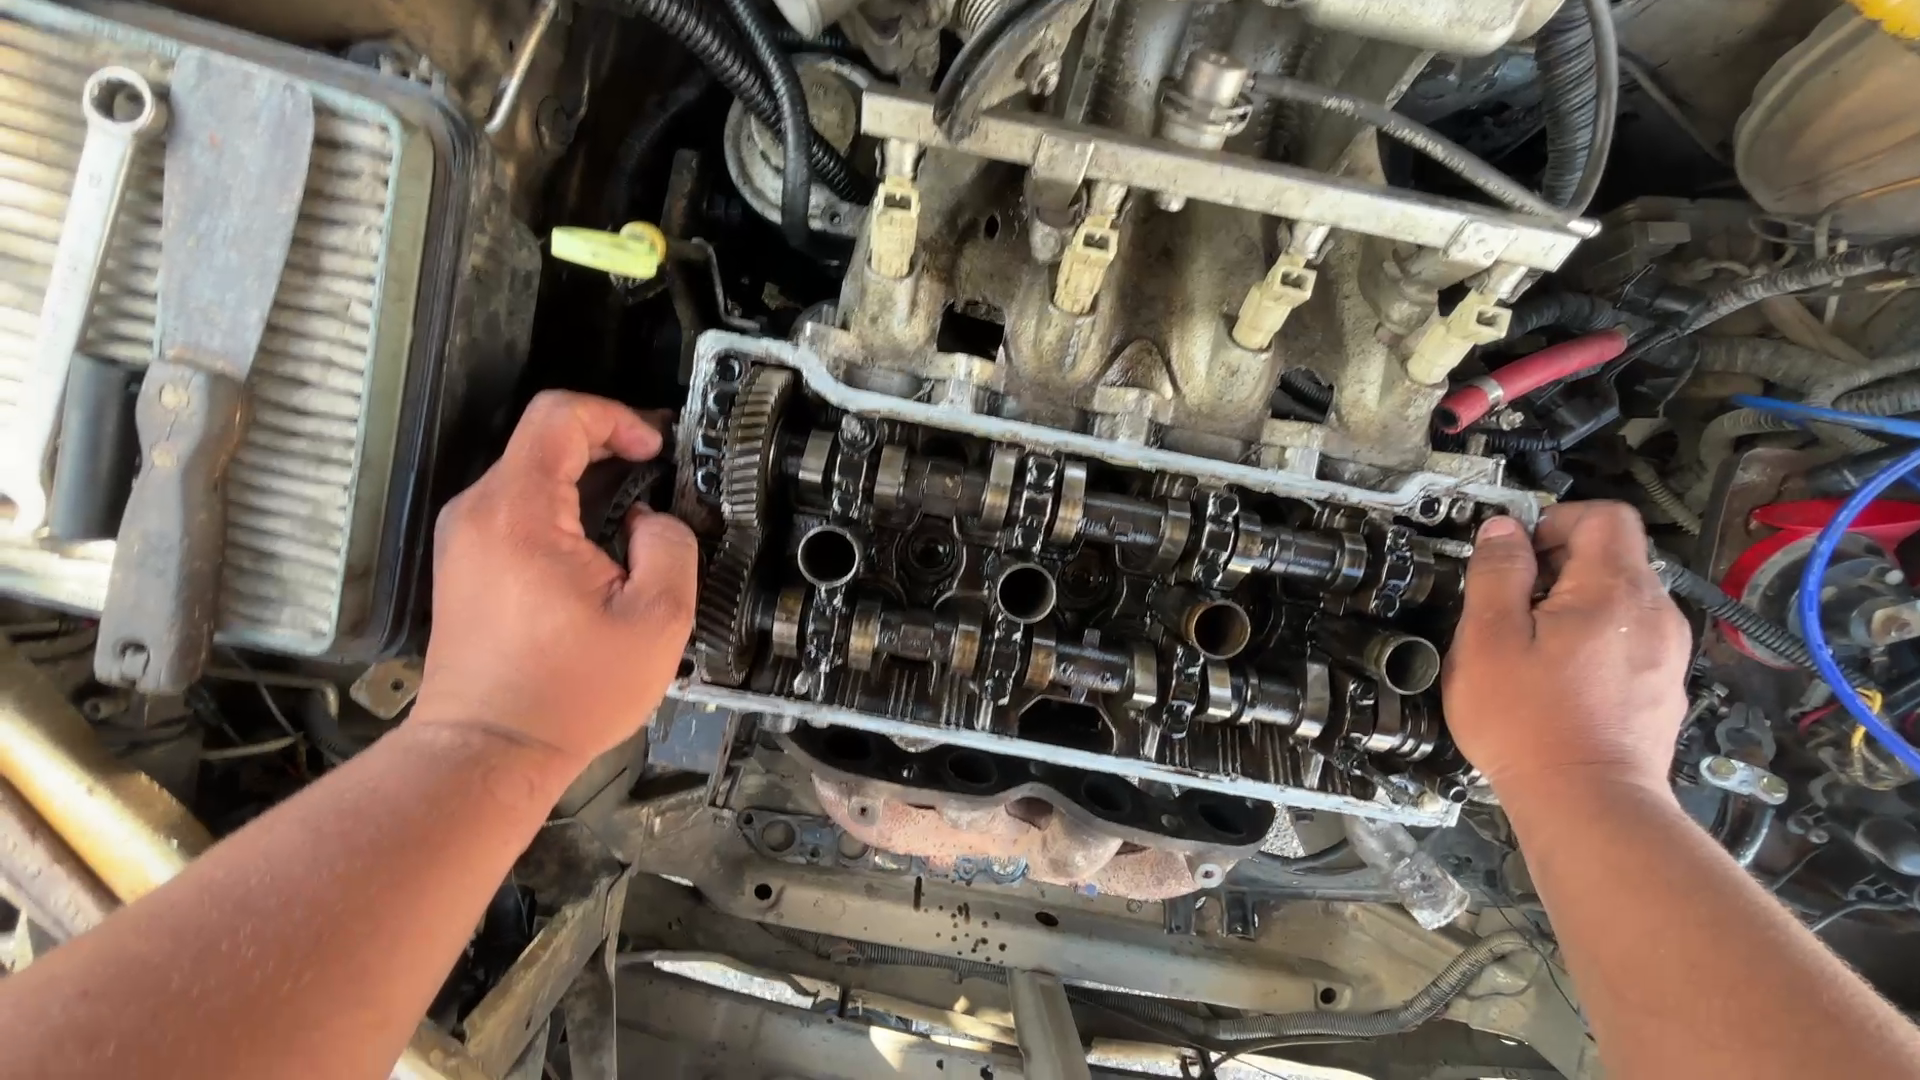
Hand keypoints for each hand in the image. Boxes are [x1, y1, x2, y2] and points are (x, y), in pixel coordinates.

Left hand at [412, 391, 696, 770]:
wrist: (491, 749)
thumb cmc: (568, 694)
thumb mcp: (658, 619)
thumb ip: (670, 545)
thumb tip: (650, 522)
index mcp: (520, 514)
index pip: (560, 416)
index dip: (619, 417)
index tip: (655, 451)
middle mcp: (480, 515)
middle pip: (546, 441)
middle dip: (611, 449)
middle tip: (659, 478)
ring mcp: (468, 539)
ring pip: (535, 475)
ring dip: (591, 483)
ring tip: (637, 519)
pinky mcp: (470, 564)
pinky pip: (522, 510)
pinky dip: (568, 511)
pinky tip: (602, 550)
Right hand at [1442, 501, 1690, 797]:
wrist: (1586, 800)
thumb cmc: (1525, 717)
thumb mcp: (1487, 636)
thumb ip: (1496, 573)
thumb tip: (1503, 530)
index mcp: (1613, 591)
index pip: (1603, 517)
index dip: (1553, 521)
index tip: (1514, 557)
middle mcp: (1655, 614)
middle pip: (1613, 556)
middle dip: (1555, 565)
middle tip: (1508, 606)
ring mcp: (1666, 652)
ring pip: (1618, 598)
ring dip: (1571, 602)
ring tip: (1527, 644)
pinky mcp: (1662, 685)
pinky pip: (1626, 635)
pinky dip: (1589, 636)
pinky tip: (1555, 676)